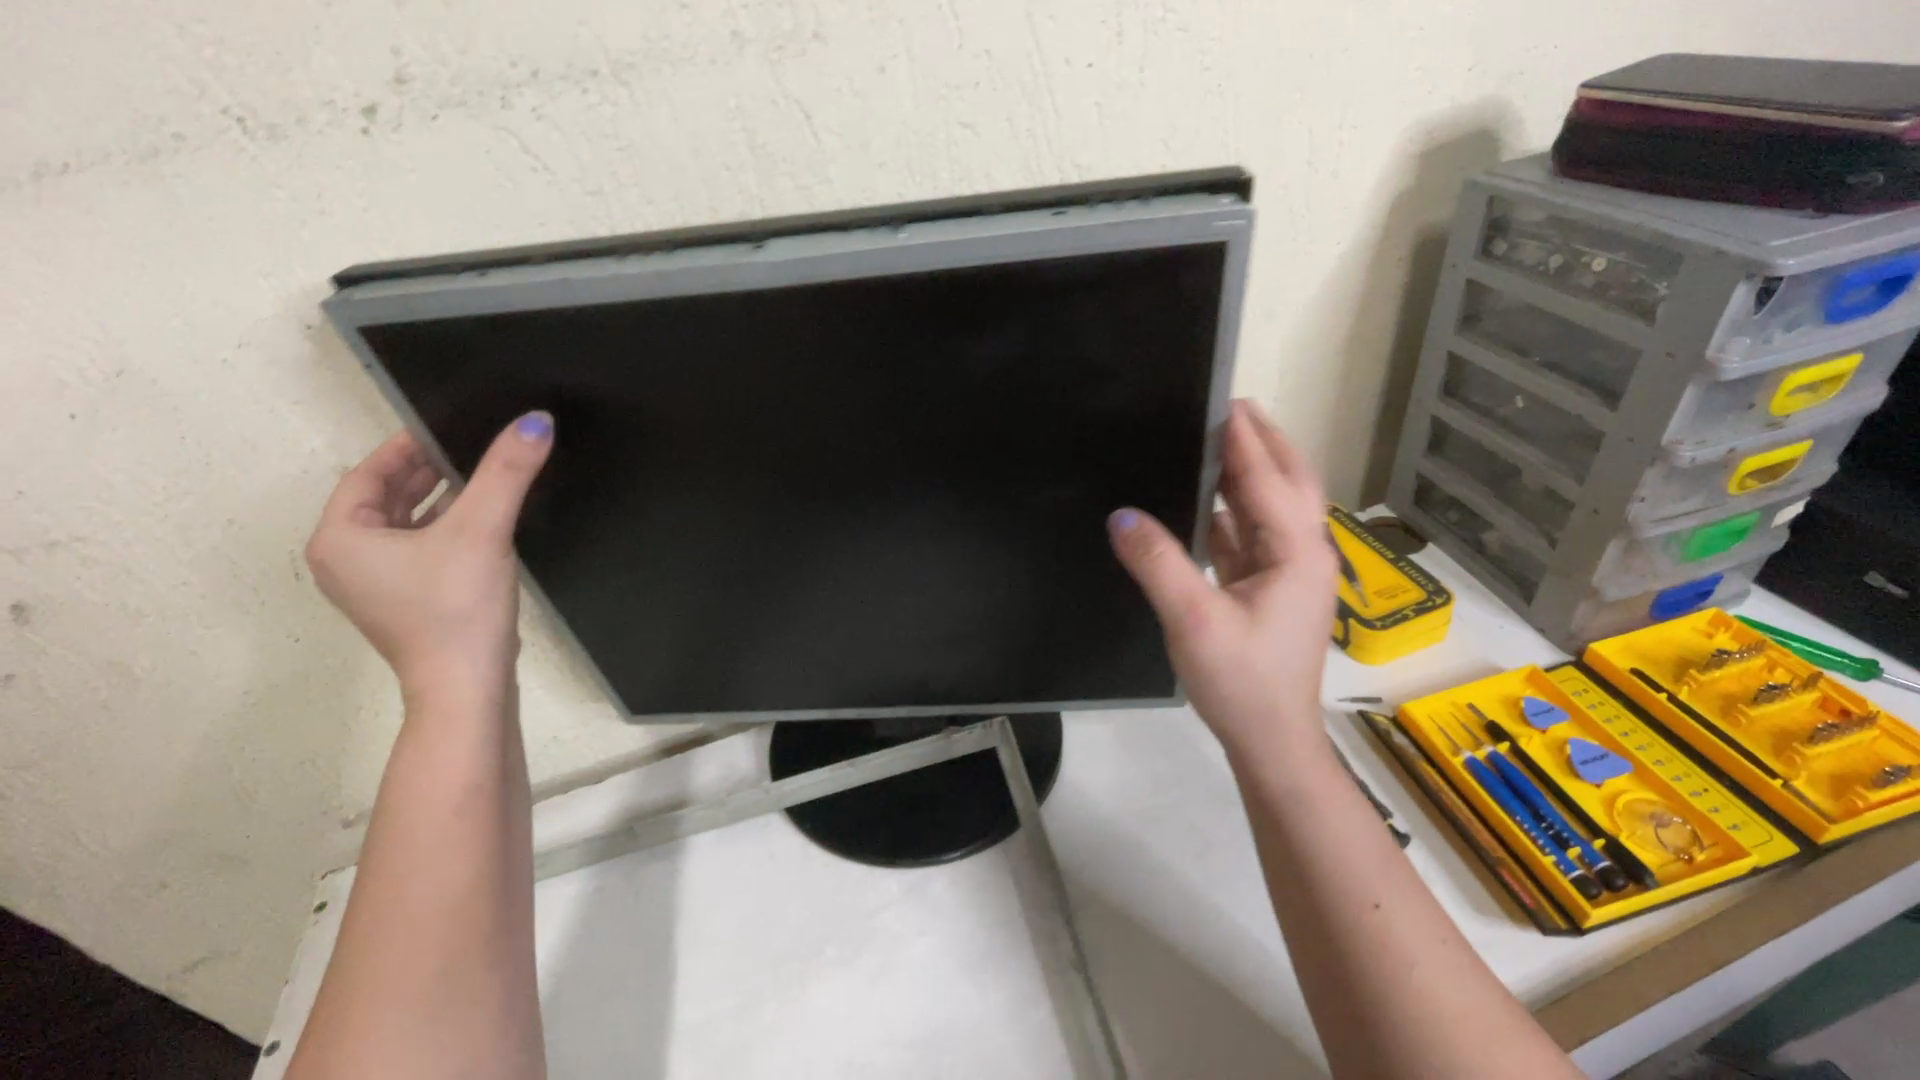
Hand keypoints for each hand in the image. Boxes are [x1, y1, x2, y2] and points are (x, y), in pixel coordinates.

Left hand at [305, 412, 554, 699]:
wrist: (466, 688)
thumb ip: (507, 471)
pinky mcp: (404, 603)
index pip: (369, 472)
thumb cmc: (456, 606)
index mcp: (340, 538)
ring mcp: (373, 586)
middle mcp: (345, 560)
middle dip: (428, 471)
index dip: (408, 445)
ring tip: (485, 477)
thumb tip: (537, 420)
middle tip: (474, 446)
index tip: (449, 424)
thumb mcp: (482, 529)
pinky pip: (420, 549)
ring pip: (405, 524)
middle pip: (385, 497)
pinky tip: (484, 521)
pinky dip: (446, 530)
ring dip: (441, 500)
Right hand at [1108, 400, 1336, 754]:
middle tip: (1227, 409)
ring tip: (1214, 443)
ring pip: (1273, 508)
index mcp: (1296, 553)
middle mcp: (1303, 554)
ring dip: (1249, 474)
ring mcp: (1290, 573)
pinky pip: (1254, 536)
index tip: (1222, 399)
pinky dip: (1233, 511)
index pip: (1268, 481)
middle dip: (1263, 444)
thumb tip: (1121, 516)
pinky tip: (1205, 501)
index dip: (1245, 439)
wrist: (1272, 741)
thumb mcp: (1194, 621)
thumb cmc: (1242, 682)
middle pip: (1289, 484)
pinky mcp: (1272, 590)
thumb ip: (1158, 563)